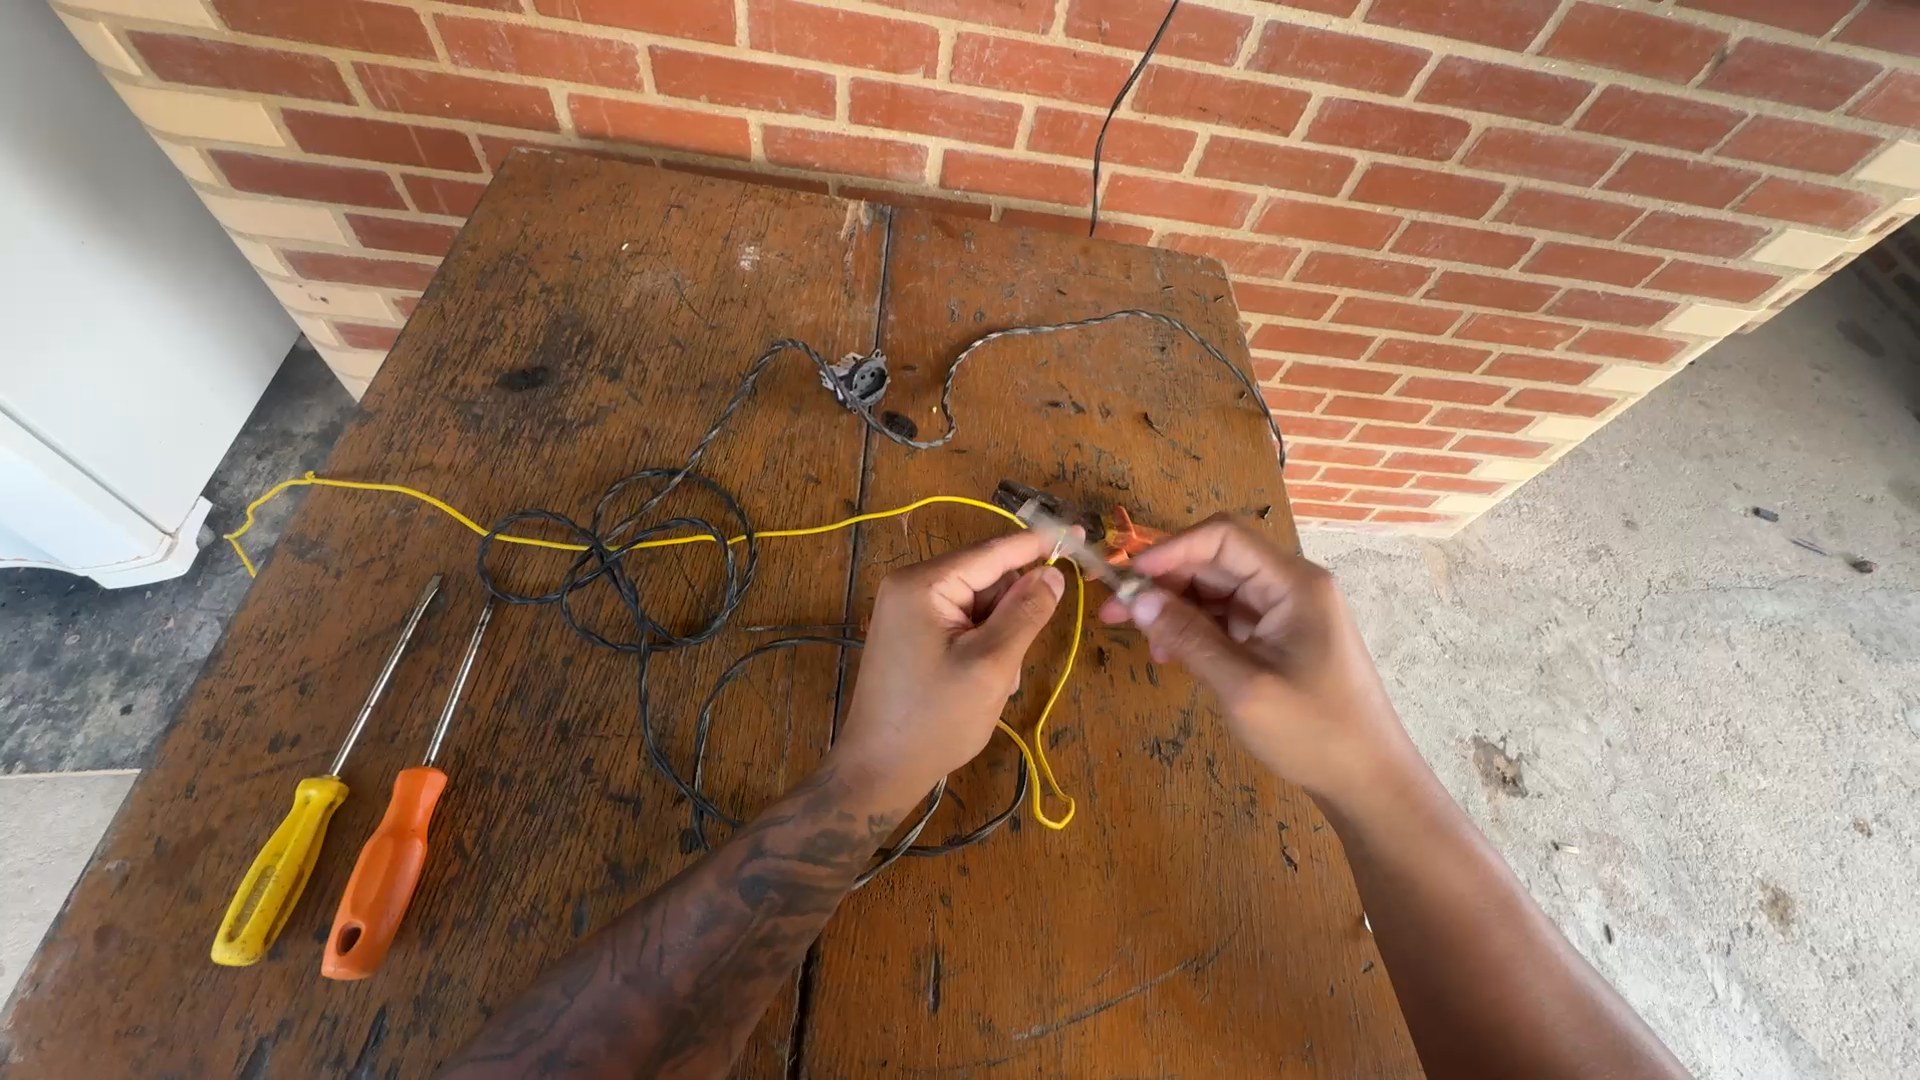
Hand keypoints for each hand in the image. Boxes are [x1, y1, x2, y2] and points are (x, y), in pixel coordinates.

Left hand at [836, 528, 1066, 806]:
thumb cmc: (935, 719)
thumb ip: (1025, 613)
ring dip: (1000, 639)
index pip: (993, 552)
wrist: (879, 770)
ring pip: (980, 606)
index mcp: (923, 583)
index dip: (1040, 544)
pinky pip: (963, 624)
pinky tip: (981, 684)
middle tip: (1013, 664)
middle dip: (1012, 616)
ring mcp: (909, 610)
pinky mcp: (913, 634)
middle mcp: (911, 586)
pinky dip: (983, 648)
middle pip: (987, 580)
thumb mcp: (991, 665)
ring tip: (994, 684)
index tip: (1081, 533)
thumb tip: (1052, 573)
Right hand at [1097, 514, 1413, 802]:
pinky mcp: (1276, 636)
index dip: (1170, 549)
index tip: (1127, 576)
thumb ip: (1188, 637)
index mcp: (1292, 584)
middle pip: (1214, 562)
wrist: (1369, 780)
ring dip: (1174, 608)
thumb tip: (1135, 600)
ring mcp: (1283, 611)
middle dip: (1163, 582)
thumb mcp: (1242, 686)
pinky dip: (1193, 630)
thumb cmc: (1313, 732)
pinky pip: (1225, 618)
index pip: (1223, 538)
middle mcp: (1288, 586)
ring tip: (1138, 637)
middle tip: (1113, 611)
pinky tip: (1169, 654)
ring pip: (1214, 590)